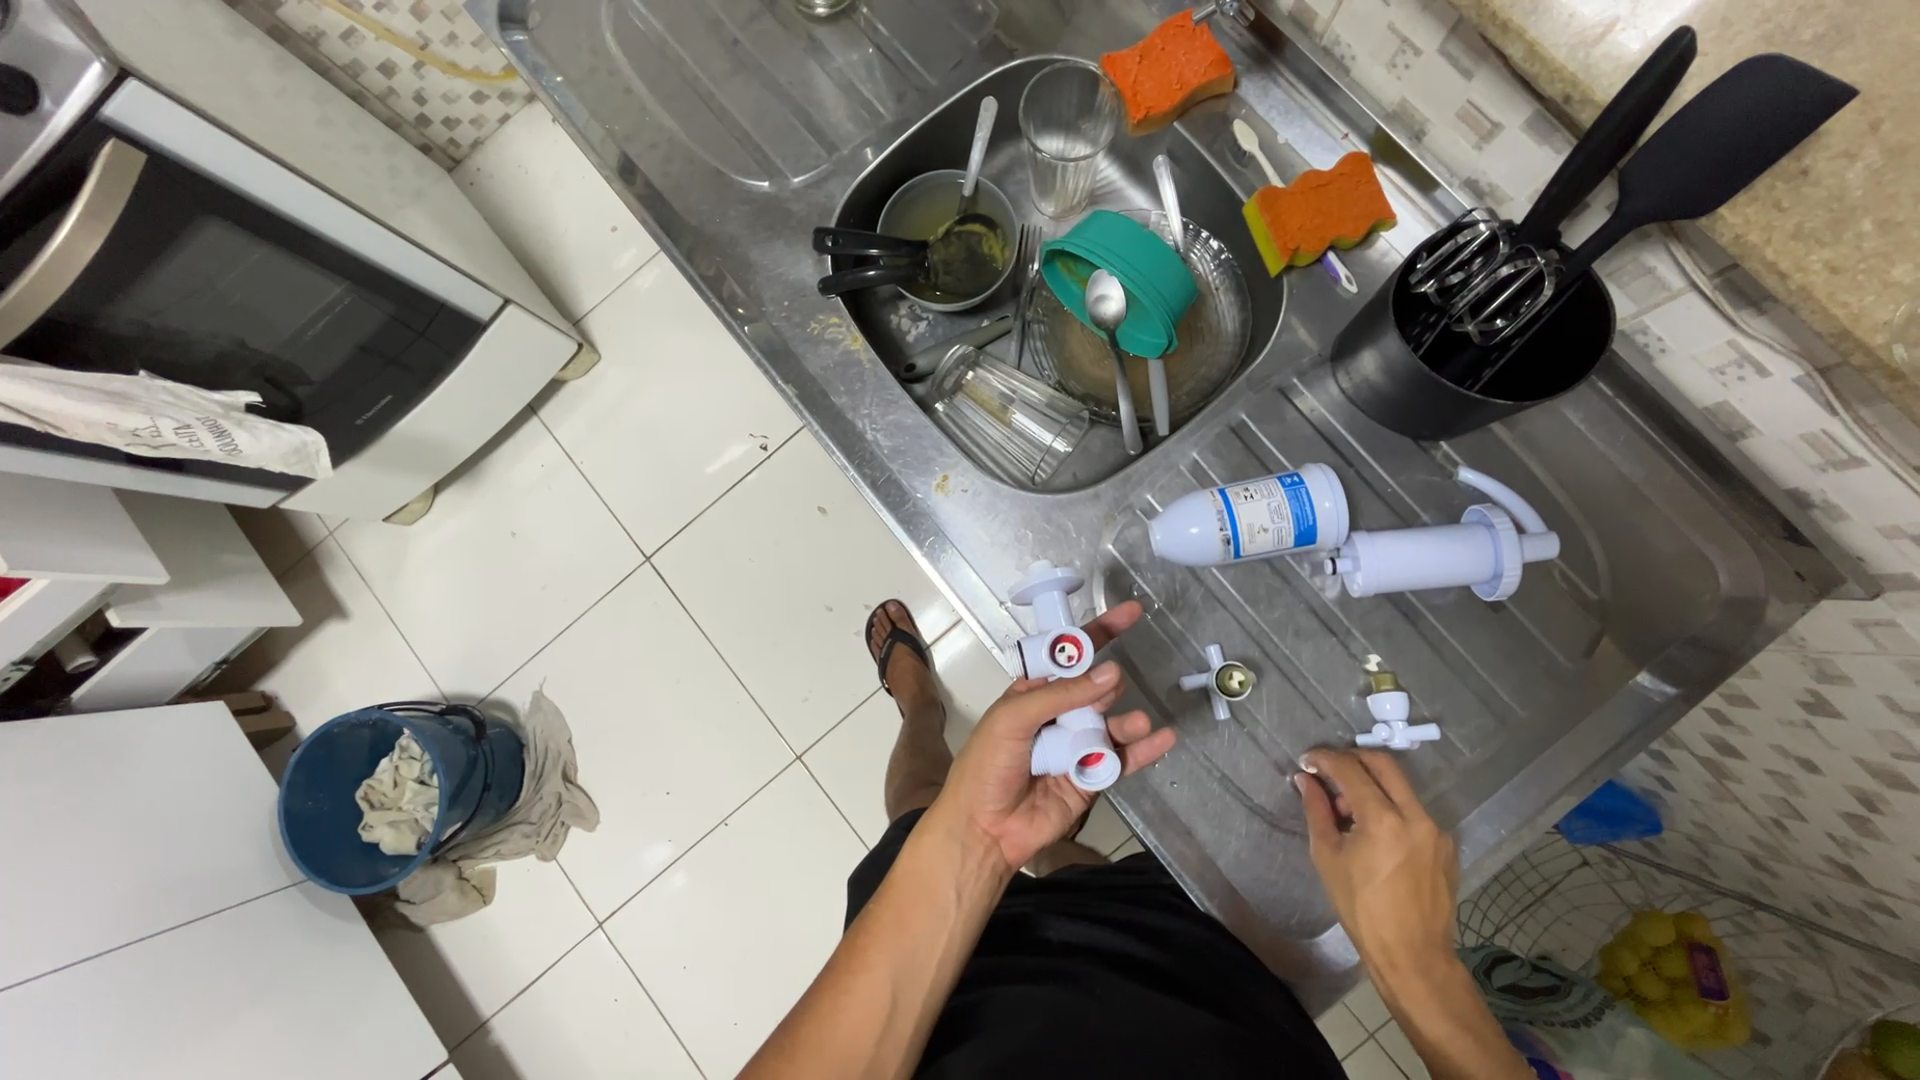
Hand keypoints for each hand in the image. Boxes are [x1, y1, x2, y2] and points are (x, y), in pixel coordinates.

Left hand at [922, 601, 1176, 873]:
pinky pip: (1122, 759)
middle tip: (1111, 688)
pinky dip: (1144, 750)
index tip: (1130, 614)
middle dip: (1107, 683)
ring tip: (1137, 722)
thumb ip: (1060, 695)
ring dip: (1127, 721)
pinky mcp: (1091, 778)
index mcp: (1032, 693)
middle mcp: (1058, 715)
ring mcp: (1076, 746)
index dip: (1096, 634)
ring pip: (1112, 724)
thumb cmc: (986, 765)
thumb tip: (1110, 674)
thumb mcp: (1012, 718)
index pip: (1068, 655)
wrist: (984, 828)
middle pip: (1095, 688)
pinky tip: (1162, 740)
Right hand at [1295, 749, 1457, 981]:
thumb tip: (1305, 781)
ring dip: (1372, 784)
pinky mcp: (1446, 844)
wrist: (1412, 953)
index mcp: (1383, 820)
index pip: (1351, 770)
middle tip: (1329, 767)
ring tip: (1348, 808)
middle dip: (1352, 758)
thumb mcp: (1327, 857)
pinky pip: (1414, 810)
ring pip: (1401, 786)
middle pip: (1384, 764)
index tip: (1307, 760)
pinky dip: (1391, 806)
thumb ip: (1317, 811)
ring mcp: (1436, 830)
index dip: (1325, 759)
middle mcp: (1416, 816)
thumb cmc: (1361, 908)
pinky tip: (1374, 830)